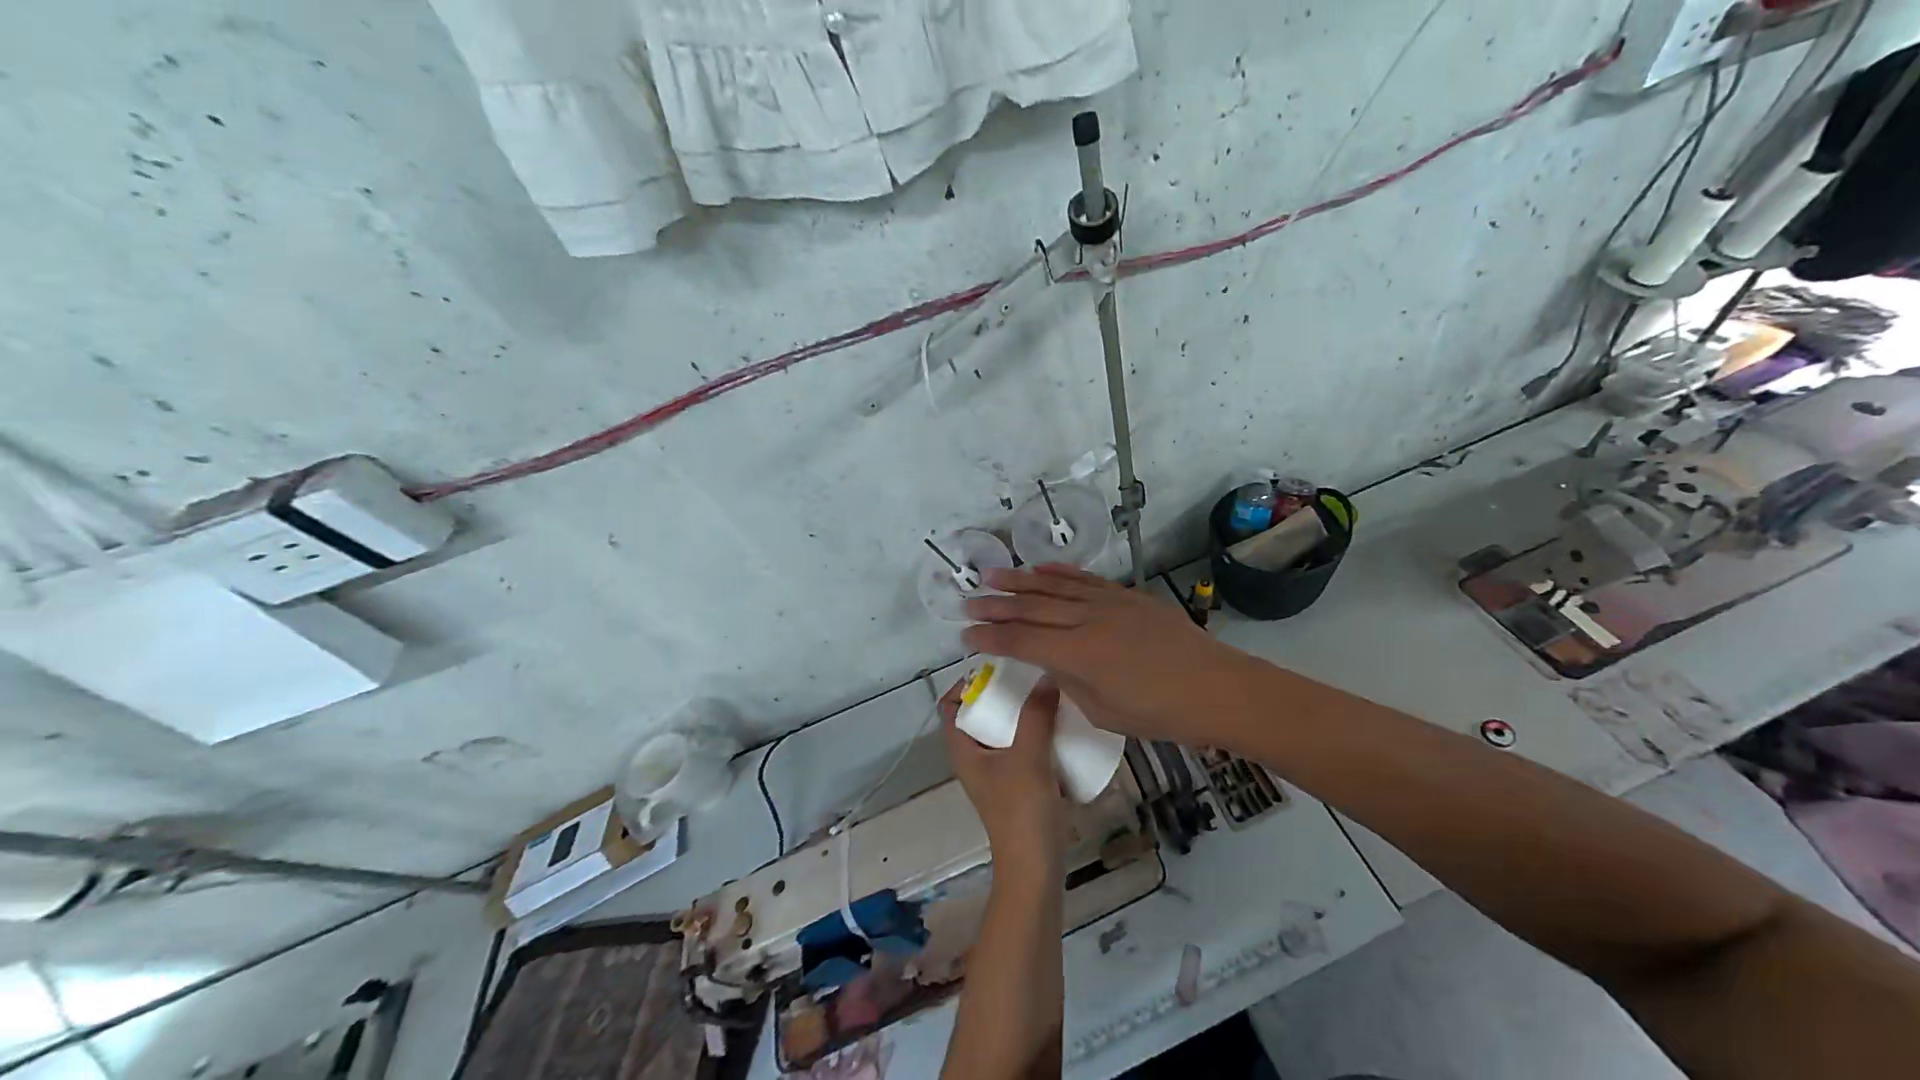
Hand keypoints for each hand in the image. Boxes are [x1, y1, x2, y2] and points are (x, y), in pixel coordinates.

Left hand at [941, 676, 1066, 877]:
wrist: (1036, 868)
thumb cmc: (1021, 810)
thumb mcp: (1028, 756)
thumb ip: (1035, 715)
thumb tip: (1045, 675)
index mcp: (963, 750)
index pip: (950, 704)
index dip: (967, 683)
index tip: (999, 668)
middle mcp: (974, 758)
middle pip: (980, 715)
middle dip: (1003, 694)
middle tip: (1031, 675)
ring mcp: (996, 773)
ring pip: (1004, 732)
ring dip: (1023, 714)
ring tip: (1049, 694)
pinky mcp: (1018, 786)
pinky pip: (1023, 749)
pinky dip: (1036, 735)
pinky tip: (1061, 726)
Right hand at [962, 564, 1259, 744]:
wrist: (1215, 688)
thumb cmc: (1158, 713)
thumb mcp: (1102, 711)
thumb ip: (1068, 682)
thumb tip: (1050, 663)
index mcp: (1077, 655)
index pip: (1021, 642)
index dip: (990, 638)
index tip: (965, 636)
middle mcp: (1086, 621)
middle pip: (1030, 610)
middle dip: (995, 606)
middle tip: (967, 602)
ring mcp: (1107, 603)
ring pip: (1053, 588)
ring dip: (1019, 581)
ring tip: (992, 575)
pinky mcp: (1126, 596)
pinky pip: (1085, 579)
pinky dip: (1059, 572)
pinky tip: (1040, 568)